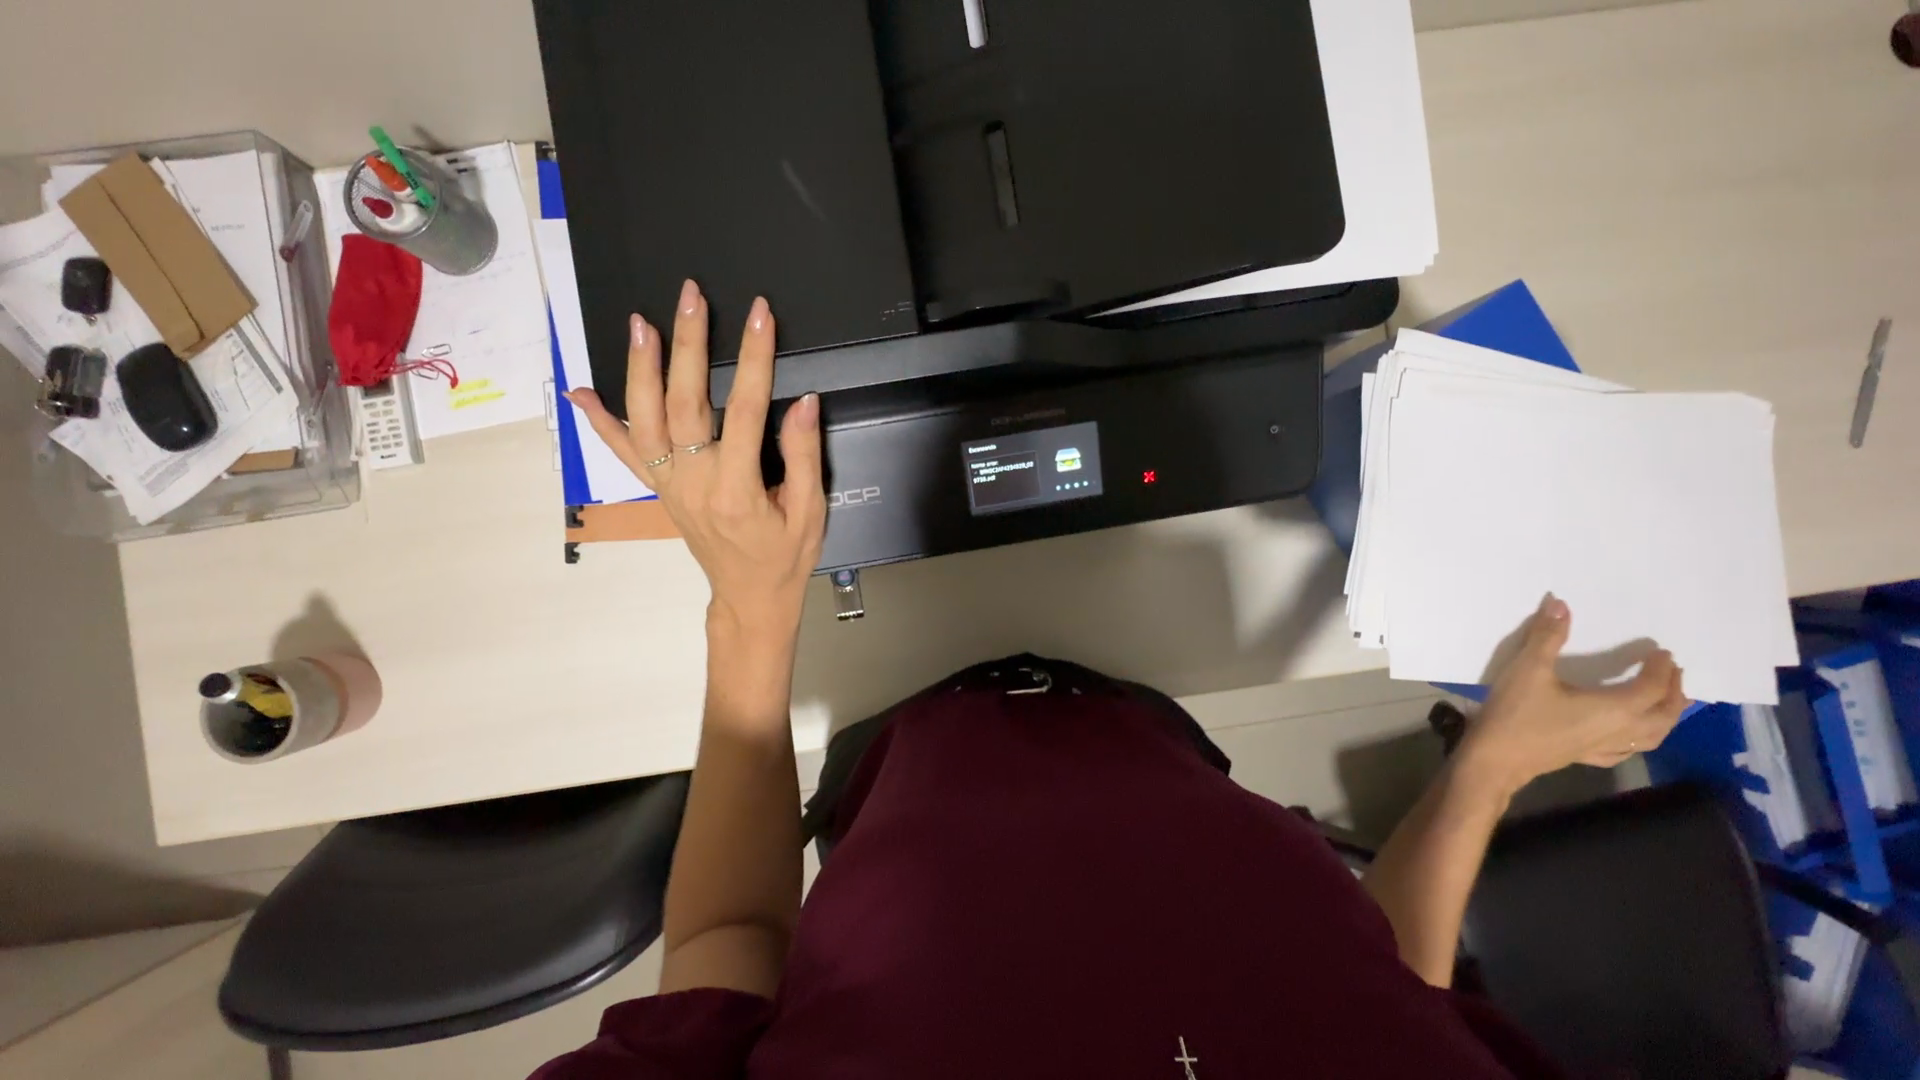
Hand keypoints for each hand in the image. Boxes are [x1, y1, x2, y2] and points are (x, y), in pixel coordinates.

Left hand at [566, 280, 825, 642]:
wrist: (748, 597)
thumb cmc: (784, 557)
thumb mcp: (809, 511)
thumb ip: (802, 456)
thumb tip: (802, 401)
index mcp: (737, 490)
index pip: (743, 411)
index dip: (754, 360)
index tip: (760, 316)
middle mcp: (693, 483)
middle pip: (684, 404)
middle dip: (688, 346)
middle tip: (691, 298)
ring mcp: (669, 486)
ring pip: (645, 420)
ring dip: (640, 369)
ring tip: (641, 322)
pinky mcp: (658, 490)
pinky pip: (623, 453)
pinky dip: (600, 421)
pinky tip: (580, 390)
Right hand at [1456, 594, 1690, 797]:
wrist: (1495, 758)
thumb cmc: (1517, 713)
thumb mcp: (1528, 669)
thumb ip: (1547, 637)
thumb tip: (1560, 604)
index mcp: (1614, 708)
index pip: (1652, 688)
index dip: (1661, 669)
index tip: (1662, 652)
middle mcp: (1620, 730)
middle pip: (1663, 715)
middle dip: (1674, 693)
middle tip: (1674, 674)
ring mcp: (1604, 747)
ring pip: (1652, 736)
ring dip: (1665, 718)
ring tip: (1666, 704)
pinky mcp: (1587, 758)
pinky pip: (1627, 750)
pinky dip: (1638, 740)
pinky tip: (1630, 738)